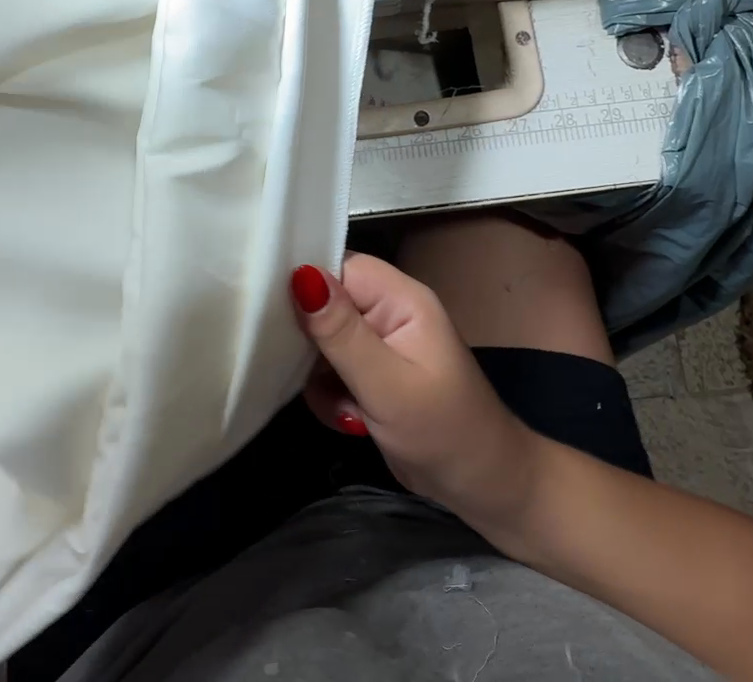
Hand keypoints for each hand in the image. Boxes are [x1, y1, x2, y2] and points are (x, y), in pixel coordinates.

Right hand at [289, 256, 544, 526]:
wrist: (481, 487)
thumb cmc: (443, 431)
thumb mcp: (387, 384)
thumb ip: (341, 333)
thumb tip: (299, 275)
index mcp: (401, 298)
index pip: (339, 266)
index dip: (304, 284)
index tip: (270, 314)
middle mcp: (387, 312)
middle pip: (324, 301)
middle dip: (309, 340)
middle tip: (313, 373)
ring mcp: (378, 344)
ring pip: (319, 341)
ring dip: (318, 377)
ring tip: (342, 406)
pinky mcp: (369, 374)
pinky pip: (328, 370)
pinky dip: (328, 395)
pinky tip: (349, 419)